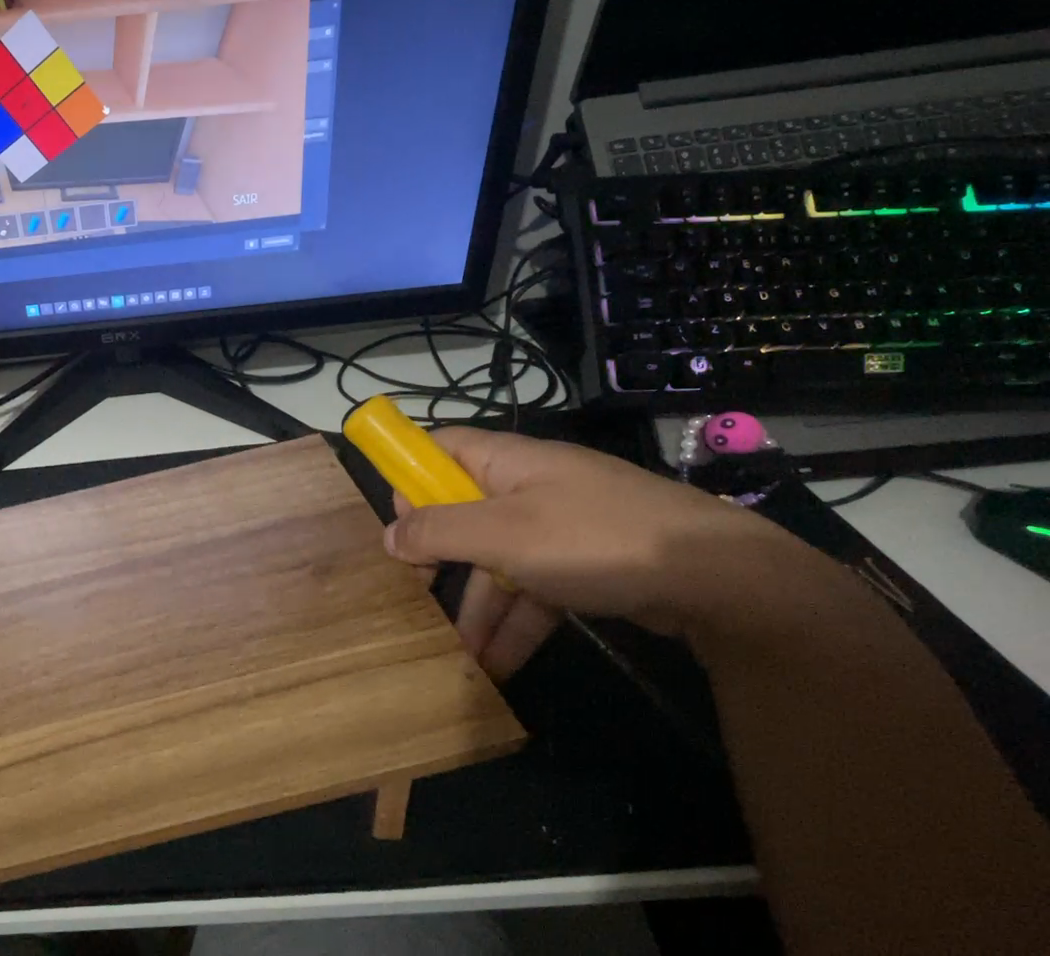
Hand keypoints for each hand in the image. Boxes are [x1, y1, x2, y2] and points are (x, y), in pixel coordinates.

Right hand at [381, 426, 818, 678]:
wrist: (722, 580)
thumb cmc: (595, 541)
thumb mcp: (503, 536)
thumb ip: (439, 531)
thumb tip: (389, 535)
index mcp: (508, 462)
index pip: (441, 448)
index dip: (411, 477)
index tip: (399, 524)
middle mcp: (533, 487)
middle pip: (466, 511)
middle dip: (439, 556)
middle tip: (417, 592)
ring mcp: (565, 527)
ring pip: (501, 560)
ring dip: (477, 605)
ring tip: (457, 654)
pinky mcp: (592, 565)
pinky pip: (537, 589)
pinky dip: (517, 622)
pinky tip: (498, 664)